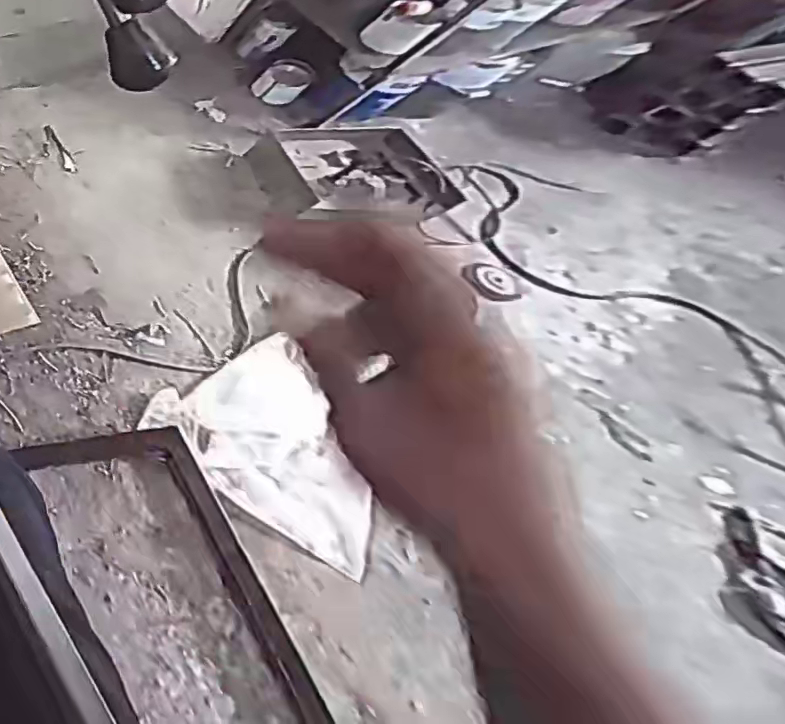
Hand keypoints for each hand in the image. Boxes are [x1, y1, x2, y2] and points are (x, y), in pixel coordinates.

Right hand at [261, 219, 564, 576]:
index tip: (271, 235)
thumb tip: (285, 306)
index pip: (385, 247)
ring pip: (405, 286)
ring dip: (347, 281)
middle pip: (398, 257)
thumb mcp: (359, 417)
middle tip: (277, 248)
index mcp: (455, 328)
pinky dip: (369, 311)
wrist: (513, 550)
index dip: (320, 234)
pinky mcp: (476, 367)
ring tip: (299, 290)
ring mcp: (481, 345)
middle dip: (330, 249)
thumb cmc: (440, 487)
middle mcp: (476, 326)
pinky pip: (415, 316)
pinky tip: (342, 334)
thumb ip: (321, 353)